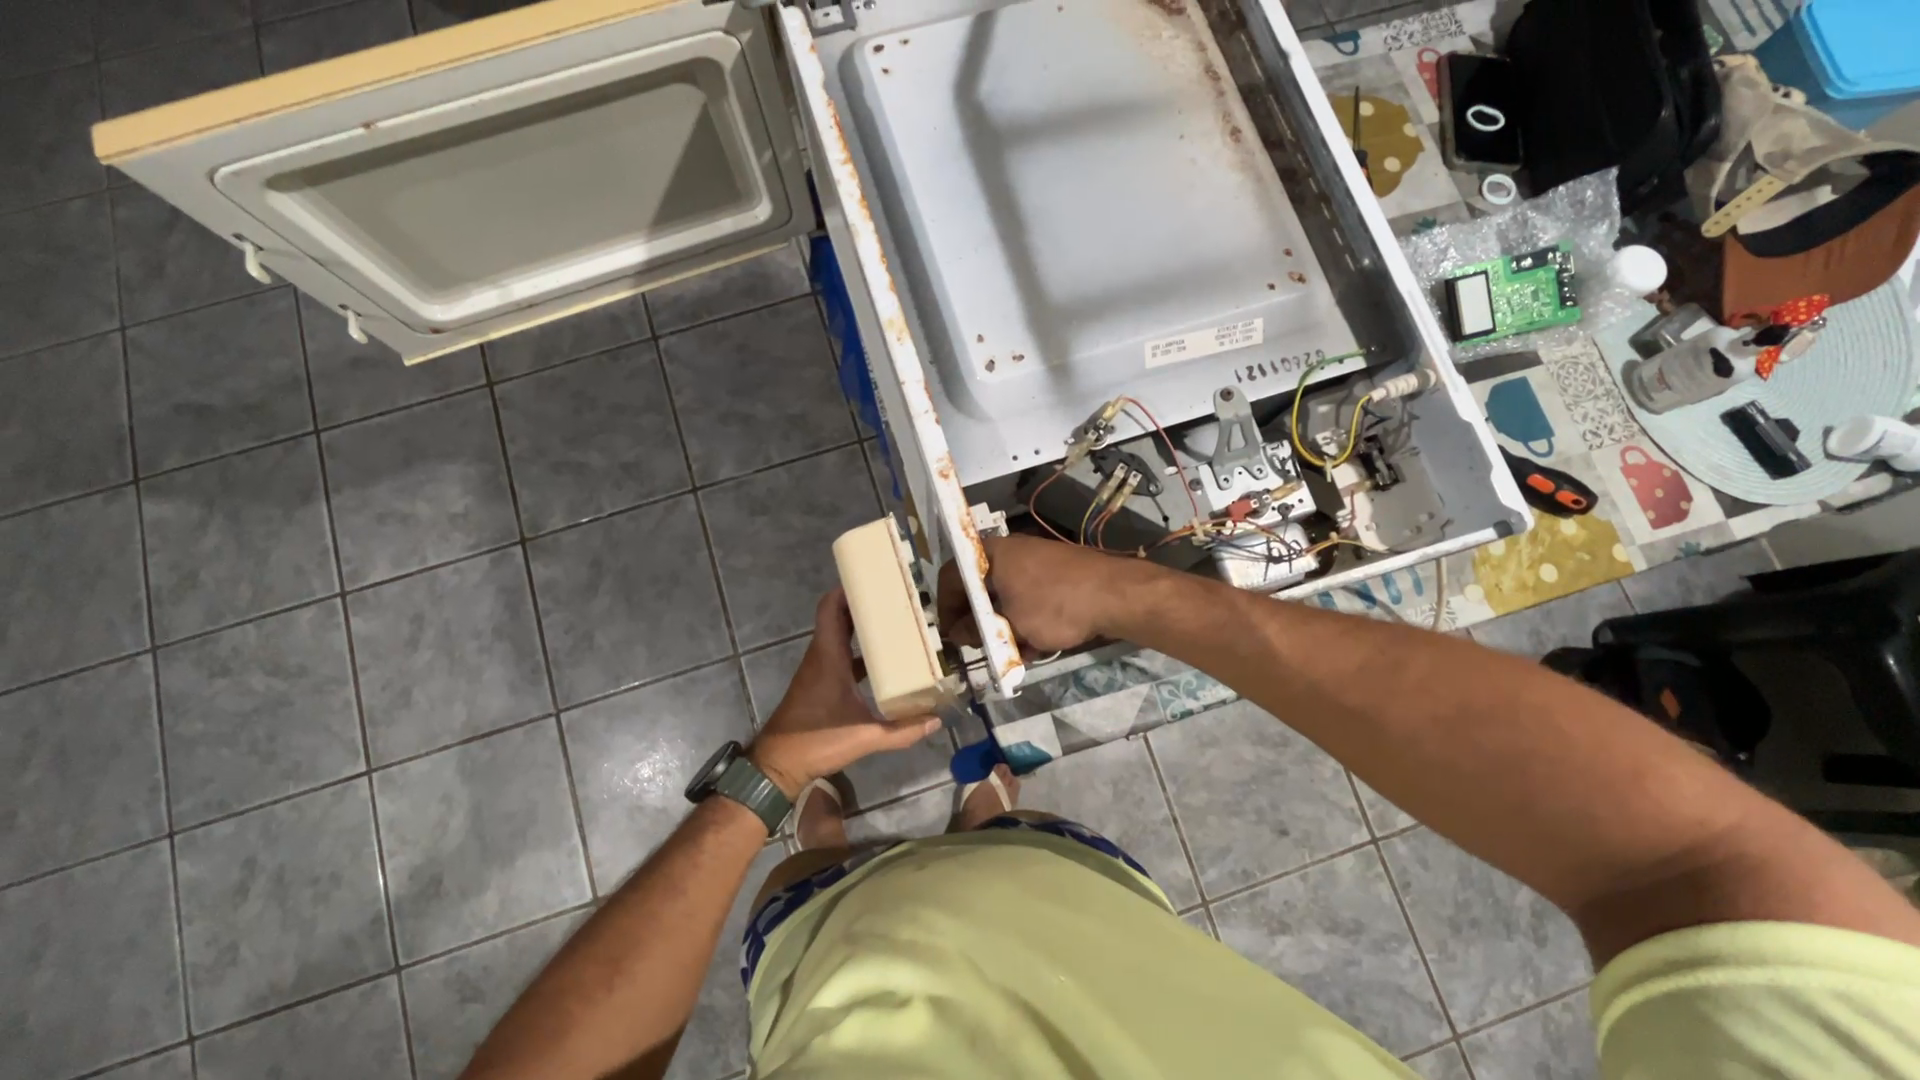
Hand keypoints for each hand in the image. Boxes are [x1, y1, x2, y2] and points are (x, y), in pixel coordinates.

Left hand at [749, 590, 942, 796]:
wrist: (779, 764)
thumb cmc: (817, 741)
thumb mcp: (865, 737)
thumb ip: (903, 731)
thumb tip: (936, 721)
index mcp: (828, 657)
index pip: (831, 609)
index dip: (847, 589)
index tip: (873, 579)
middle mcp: (821, 657)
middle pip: (838, 618)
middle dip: (863, 605)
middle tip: (894, 600)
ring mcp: (818, 670)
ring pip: (838, 637)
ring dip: (860, 628)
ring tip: (894, 625)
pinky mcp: (818, 684)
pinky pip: (838, 656)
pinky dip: (856, 652)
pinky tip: (881, 663)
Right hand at [937, 533, 1151, 653]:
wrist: (1114, 595)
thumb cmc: (1054, 606)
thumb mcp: (1009, 625)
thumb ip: (977, 629)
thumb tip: (958, 633)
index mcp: (991, 553)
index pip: (951, 576)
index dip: (946, 608)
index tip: (951, 636)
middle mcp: (1011, 550)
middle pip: (980, 586)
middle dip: (978, 620)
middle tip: (979, 646)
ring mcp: (1036, 560)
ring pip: (1006, 595)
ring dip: (1004, 624)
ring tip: (1012, 651)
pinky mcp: (1057, 573)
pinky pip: (1030, 596)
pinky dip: (1026, 618)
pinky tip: (1036, 644)